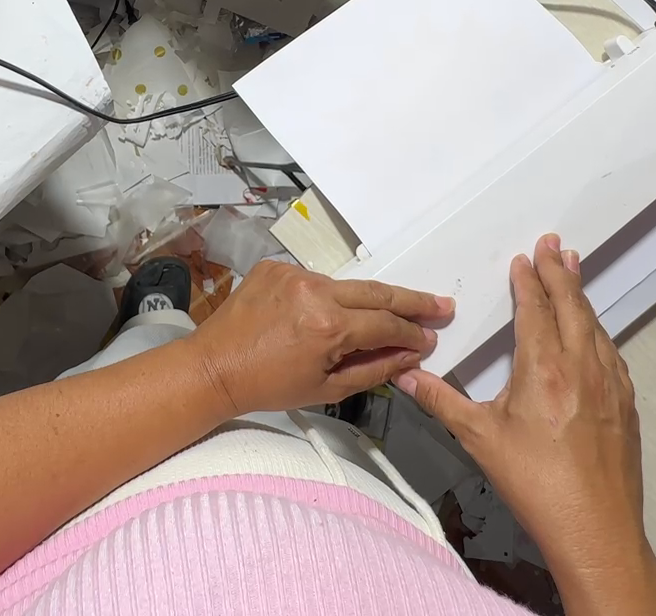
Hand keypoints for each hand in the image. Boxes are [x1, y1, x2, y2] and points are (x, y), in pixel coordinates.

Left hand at [182, 259, 452, 415]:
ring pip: (345, 285)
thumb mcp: (327, 388)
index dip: (412, 333)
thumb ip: (375, 368)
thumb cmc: (270, 386)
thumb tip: (412, 354)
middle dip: (412, 300)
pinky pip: (314, 280)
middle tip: (441, 304)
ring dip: (366, 300)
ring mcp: (293, 273)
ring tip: (390, 312)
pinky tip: (329, 311)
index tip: (432, 337)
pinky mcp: (275, 266)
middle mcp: (314, 290)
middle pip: (375, 292)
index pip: (385, 324)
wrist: (214, 365)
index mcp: (328, 325)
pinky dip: (328, 295)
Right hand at [395, 235, 655, 614]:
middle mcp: (582, 368)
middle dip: (562, 272)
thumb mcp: (479, 438)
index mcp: (544, 368)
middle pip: (573, 307)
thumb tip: (405, 375)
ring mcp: (610, 388)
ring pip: (596, 328)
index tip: (524, 258)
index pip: (537, 310)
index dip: (529, 281)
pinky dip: (598, 330)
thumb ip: (441, 400)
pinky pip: (611, 354)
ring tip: (574, 272)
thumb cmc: (535, 482)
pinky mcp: (626, 409)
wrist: (597, 533)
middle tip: (556, 244)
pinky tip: (594, 333)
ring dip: (582, 297)